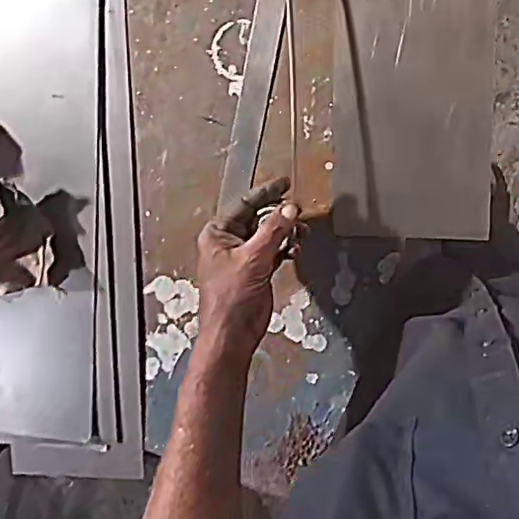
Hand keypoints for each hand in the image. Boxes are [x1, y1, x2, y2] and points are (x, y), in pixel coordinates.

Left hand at [195, 177, 298, 364]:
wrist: (232, 335)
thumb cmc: (229, 300)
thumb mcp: (254, 258)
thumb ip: (274, 230)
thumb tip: (289, 209)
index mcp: (218, 234)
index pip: (245, 203)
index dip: (267, 193)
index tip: (284, 184)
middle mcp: (228, 243)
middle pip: (260, 217)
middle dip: (281, 216)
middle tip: (298, 213)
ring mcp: (243, 257)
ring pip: (269, 234)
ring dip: (286, 233)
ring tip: (301, 234)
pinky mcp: (256, 270)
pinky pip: (274, 250)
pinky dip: (286, 248)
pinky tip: (295, 250)